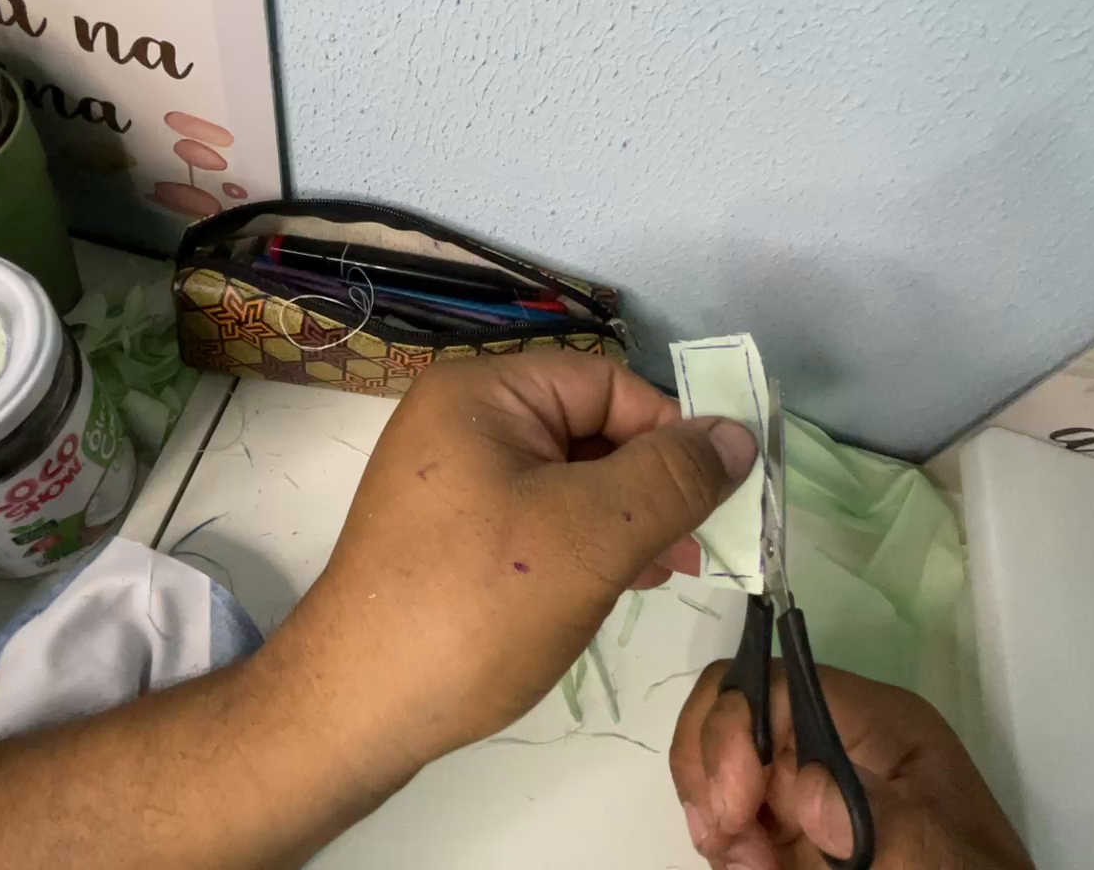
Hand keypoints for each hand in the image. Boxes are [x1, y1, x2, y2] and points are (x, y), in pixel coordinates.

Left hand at [270, 352, 757, 776]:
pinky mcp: (454, 526)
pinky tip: (621, 577)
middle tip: (700, 543)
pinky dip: (585, 538)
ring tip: (671, 567)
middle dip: (650, 483)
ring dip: (626, 516)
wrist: (357, 710)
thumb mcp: (589, 535)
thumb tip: (736, 433)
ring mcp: (454, 475)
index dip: (670, 432)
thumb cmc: (477, 605)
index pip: (606, 385)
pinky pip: (538, 512)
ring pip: (568, 475)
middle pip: (587, 428)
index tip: (719, 493)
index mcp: (483, 392)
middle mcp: (463, 419)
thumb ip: (671, 478)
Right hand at [671, 664, 1032, 869]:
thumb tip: (811, 787)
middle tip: (725, 837)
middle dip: (709, 764)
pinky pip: (721, 798)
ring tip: (740, 866)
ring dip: (708, 802)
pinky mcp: (782, 814)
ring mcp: (800, 771)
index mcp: (870, 720)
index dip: (734, 727)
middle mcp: (825, 731)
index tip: (732, 808)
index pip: (774, 682)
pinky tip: (742, 867)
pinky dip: (717, 833)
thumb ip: (890, 824)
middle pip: (729, 702)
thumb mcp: (951, 864)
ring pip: (713, 748)